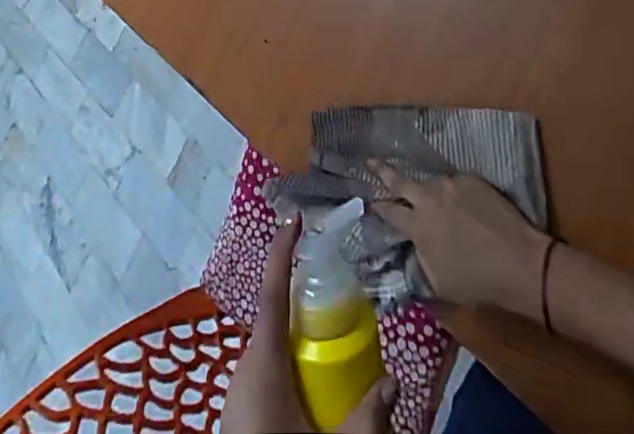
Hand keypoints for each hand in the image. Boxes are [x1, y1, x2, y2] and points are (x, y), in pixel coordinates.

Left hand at [222, 216, 396, 433]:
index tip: (292, 220)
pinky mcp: (242, 413)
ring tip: (335, 345)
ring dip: (301, 343)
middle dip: (305, 307)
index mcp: (261, 362)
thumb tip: (393, 385)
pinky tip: (315, 389)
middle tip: (339, 301)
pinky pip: (269, 374)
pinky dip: (292, 368)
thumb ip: (367, 419)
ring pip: (274, 350)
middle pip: (276, 321)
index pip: (272, 293)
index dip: (282, 253)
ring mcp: (240, 390)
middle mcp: (245, 367)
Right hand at [368, 163, 552, 317]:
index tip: (370, 202)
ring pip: (432, 184)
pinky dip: (456, 194)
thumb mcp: (439, 284)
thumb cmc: (478, 281)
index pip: (388, 210)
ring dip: (430, 192)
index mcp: (416, 225)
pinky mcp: (472, 180)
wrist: (522, 264)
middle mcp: (428, 199)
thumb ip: (419, 262)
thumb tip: (412, 250)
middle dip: (381, 170)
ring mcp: (451, 185)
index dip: (377, 206)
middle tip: (370, 162)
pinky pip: (457, 184)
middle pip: (398, 180)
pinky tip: (467, 207)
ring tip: (439, 202)